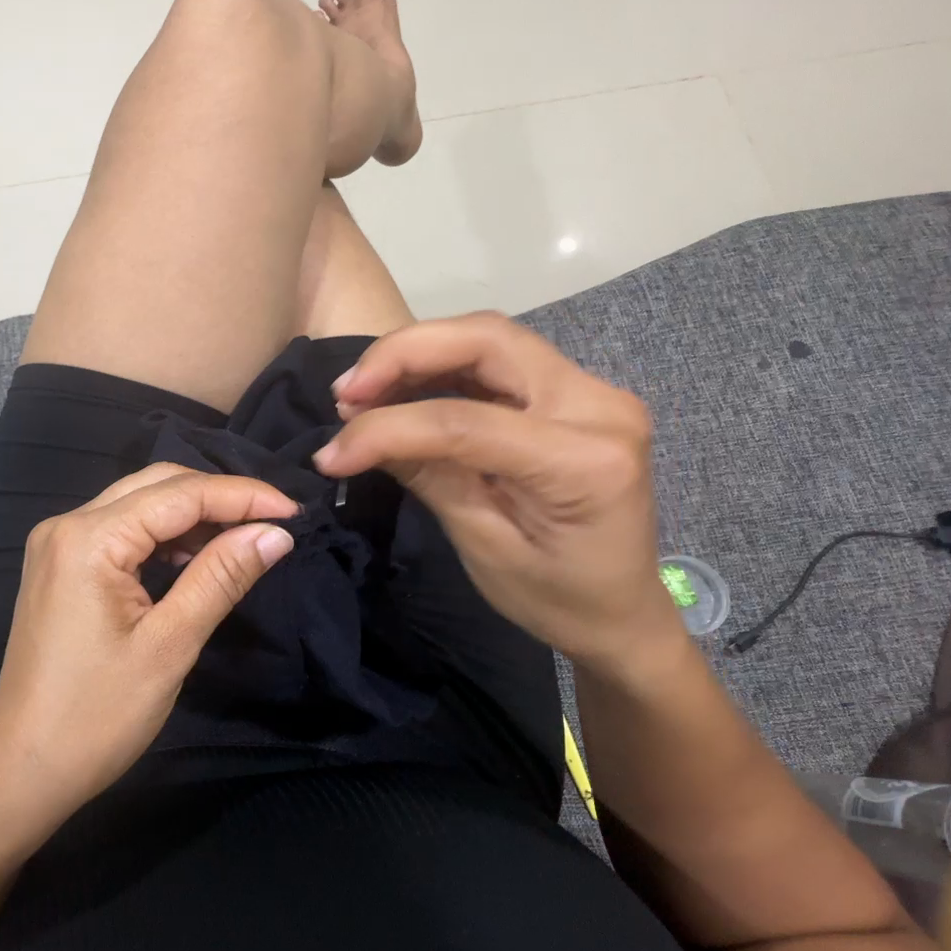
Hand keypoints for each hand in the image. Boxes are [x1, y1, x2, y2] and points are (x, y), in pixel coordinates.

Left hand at [0, 463, 297, 837]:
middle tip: (274, 522)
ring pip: (137, 505)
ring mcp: (57, 546)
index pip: (178, 493)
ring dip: (191, 516)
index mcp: (87, 538)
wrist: (24, 771)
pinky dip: (161, 538)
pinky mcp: (58, 568)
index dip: (241, 495)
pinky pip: (119, 532)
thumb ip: (220, 578)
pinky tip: (195, 558)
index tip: (295, 510)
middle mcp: (66, 525)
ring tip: (244, 540)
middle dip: (218, 497)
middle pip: (155, 486)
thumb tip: (275, 533)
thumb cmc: (97, 716)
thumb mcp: (169, 646)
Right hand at [314, 313, 683, 673]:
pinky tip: (398, 388)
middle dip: (403, 354)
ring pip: (488, 337)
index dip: (386, 428)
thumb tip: (353, 436)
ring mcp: (589, 391)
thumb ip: (427, 475)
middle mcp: (598, 405)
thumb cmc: (556, 597)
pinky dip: (439, 365)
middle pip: (486, 339)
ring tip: (360, 390)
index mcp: (585, 462)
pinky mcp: (571, 392)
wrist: (620, 613)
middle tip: (345, 392)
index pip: (465, 420)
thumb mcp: (482, 544)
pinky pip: (496, 358)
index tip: (331, 454)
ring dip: (416, 354)